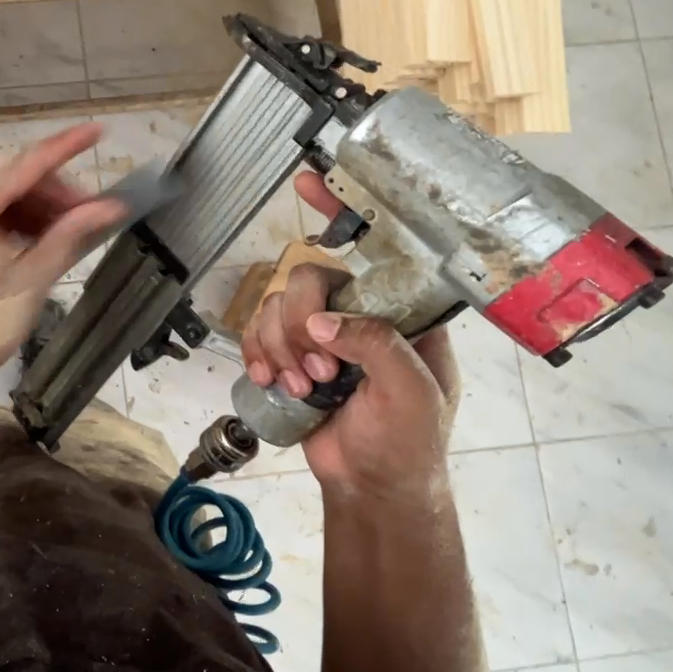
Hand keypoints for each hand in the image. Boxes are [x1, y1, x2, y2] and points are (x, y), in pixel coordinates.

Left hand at [0, 123, 128, 390]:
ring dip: (32, 201)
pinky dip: (9, 214)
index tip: (97, 132)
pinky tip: (33, 238)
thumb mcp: (30, 281)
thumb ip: (68, 236)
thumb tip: (110, 207)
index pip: (25, 164)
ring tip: (64, 229)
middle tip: (86, 210)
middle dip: (51, 185)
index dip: (65, 147)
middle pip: (8, 172)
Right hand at [239, 172, 460, 504]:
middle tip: (319, 369)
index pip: (377, 248)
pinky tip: (271, 380)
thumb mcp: (413, 396)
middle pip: (308, 279)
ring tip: (301, 387)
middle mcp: (358, 314)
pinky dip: (259, 354)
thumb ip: (378, 348)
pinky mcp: (291, 356)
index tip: (308, 183)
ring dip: (280, 347)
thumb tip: (321, 325)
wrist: (370, 488)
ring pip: (277, 306)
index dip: (343, 211)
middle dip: (301, 323)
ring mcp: (322, 335)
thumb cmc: (409, 444)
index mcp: (401, 313)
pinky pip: (259, 332)